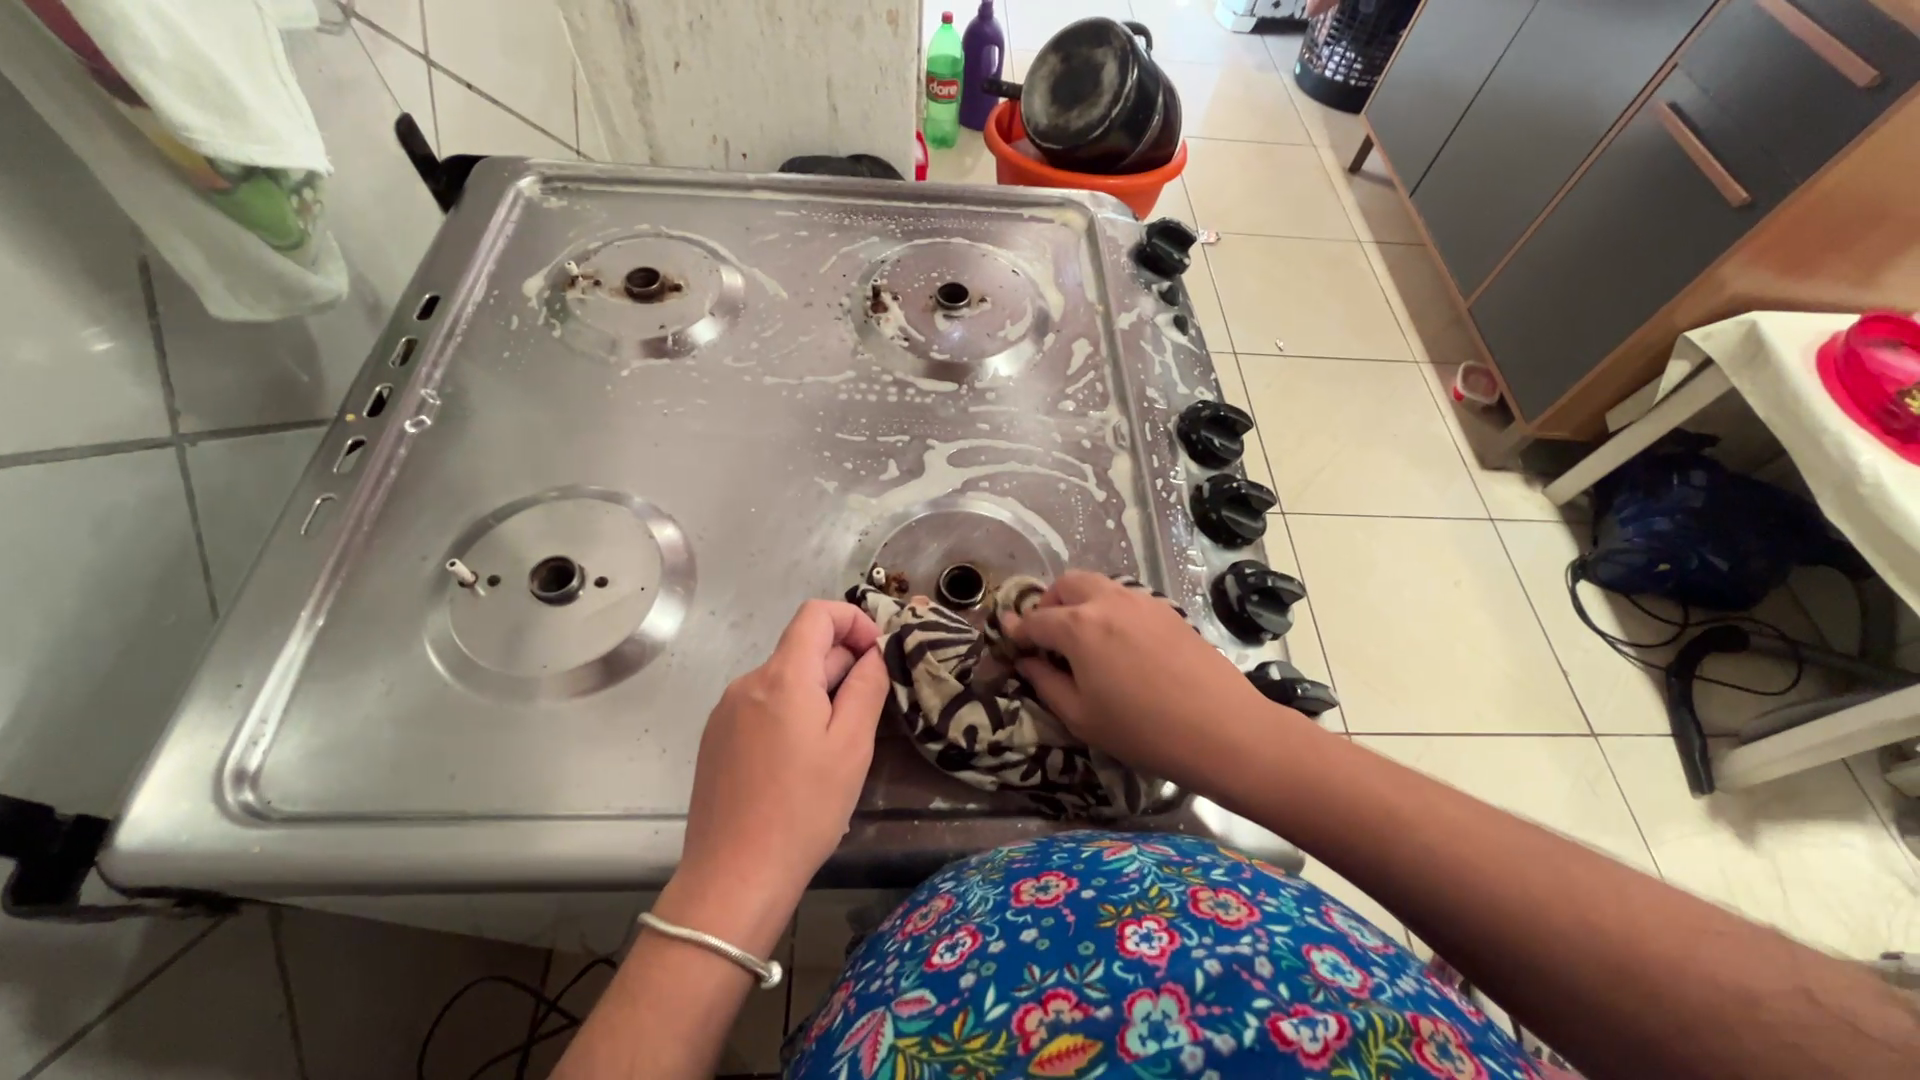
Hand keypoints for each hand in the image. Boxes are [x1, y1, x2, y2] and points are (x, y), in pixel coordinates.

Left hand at [668, 601, 888, 943]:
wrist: (734, 876)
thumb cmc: (804, 810)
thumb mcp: (851, 746)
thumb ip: (867, 687)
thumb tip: (874, 651)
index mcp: (782, 677)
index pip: (816, 614)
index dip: (853, 620)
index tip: (878, 655)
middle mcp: (747, 683)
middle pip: (802, 650)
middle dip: (842, 666)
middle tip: (868, 715)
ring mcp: (726, 712)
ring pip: (784, 682)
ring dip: (818, 694)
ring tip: (836, 748)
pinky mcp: (716, 739)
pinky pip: (763, 708)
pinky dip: (791, 716)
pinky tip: (801, 765)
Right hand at [1007, 571, 1313, 788]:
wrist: (1223, 729)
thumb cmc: (1143, 731)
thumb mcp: (1081, 717)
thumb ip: (1045, 683)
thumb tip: (1026, 661)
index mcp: (1078, 626)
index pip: (1035, 620)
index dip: (1016, 632)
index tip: (1007, 640)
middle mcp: (1108, 601)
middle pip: (1067, 584)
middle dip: (1049, 604)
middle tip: (1046, 637)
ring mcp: (1142, 602)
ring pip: (1099, 585)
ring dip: (1080, 602)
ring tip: (1082, 639)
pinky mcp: (1169, 611)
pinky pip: (1126, 598)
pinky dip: (1109, 609)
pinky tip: (1118, 645)